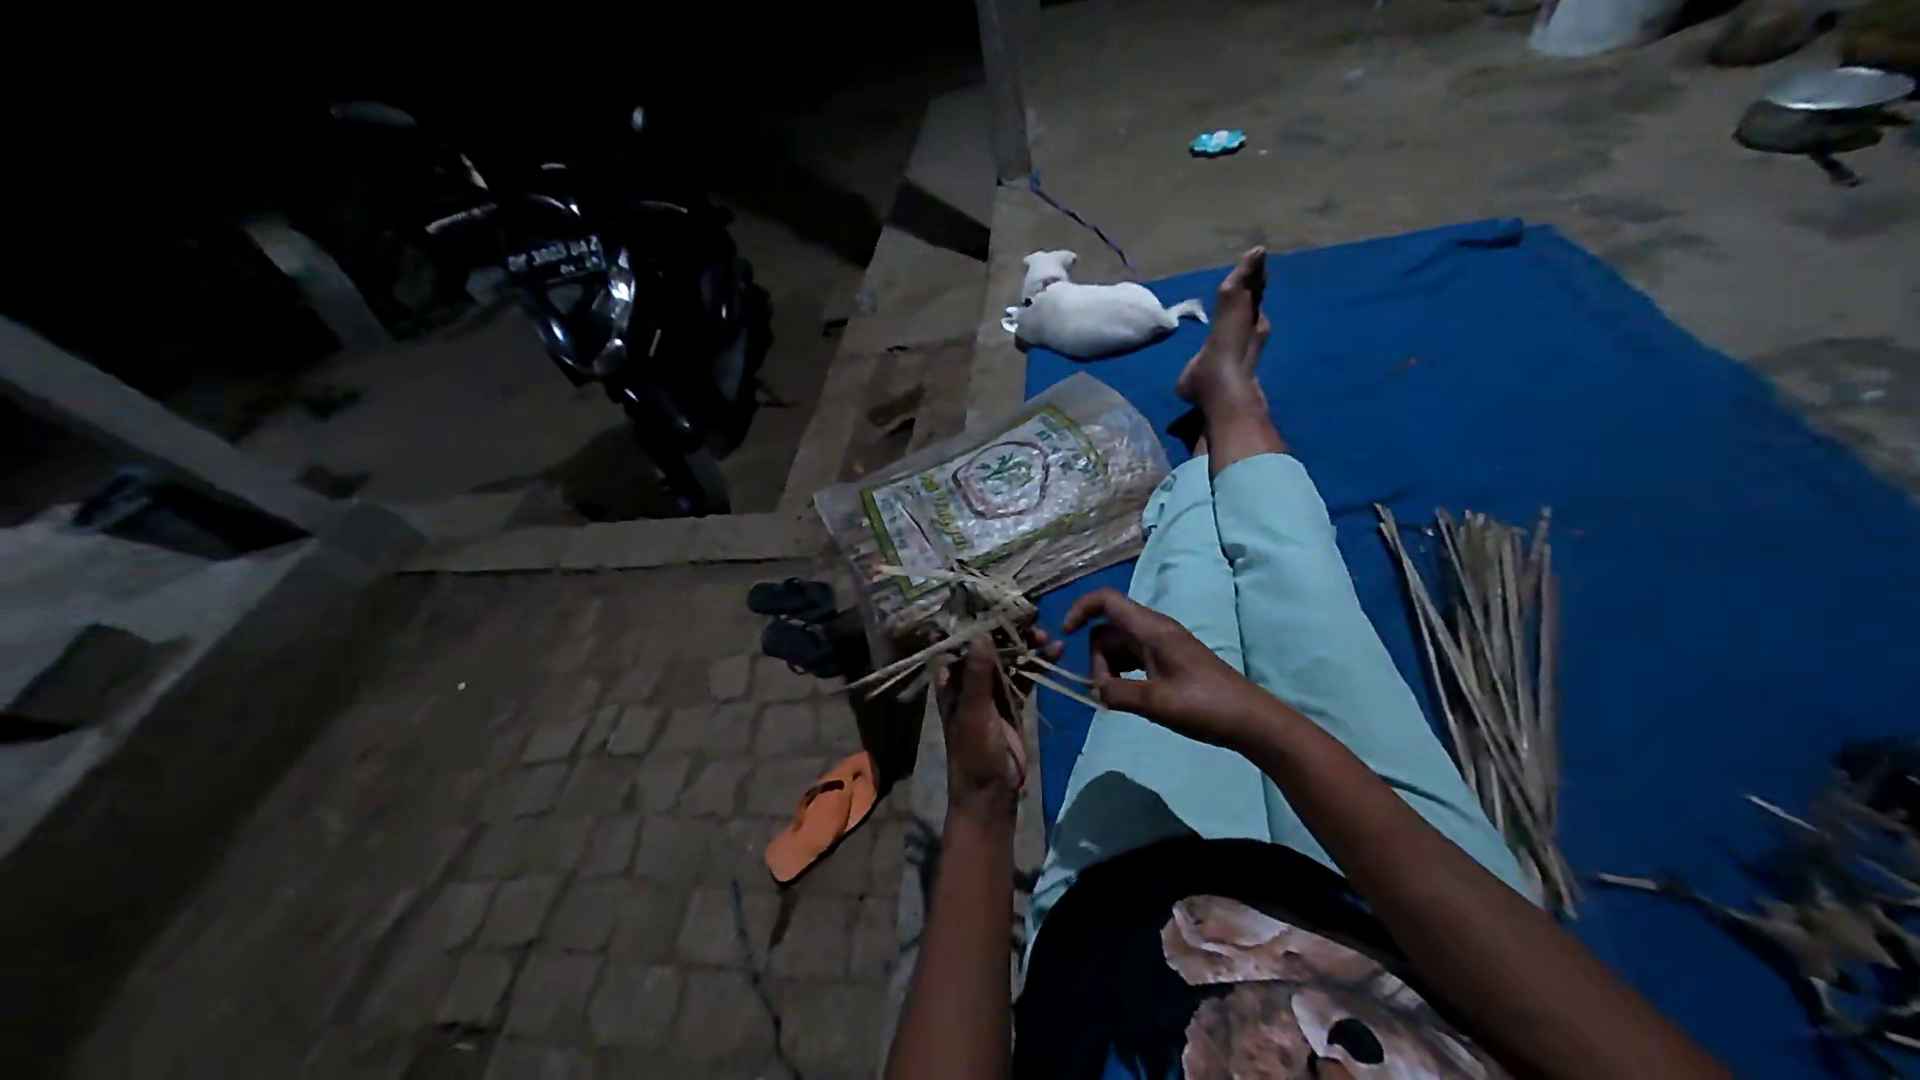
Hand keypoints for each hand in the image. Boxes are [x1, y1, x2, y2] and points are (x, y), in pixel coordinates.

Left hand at [932, 631, 1055, 815]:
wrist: (991, 793)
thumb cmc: (974, 753)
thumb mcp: (975, 712)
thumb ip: (978, 673)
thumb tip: (981, 633)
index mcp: (952, 681)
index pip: (963, 643)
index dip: (980, 623)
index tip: (1002, 604)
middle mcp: (970, 681)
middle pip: (990, 647)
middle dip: (1009, 633)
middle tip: (1031, 619)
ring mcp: (993, 691)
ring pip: (1010, 660)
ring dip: (1026, 647)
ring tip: (1045, 635)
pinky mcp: (1013, 702)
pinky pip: (1026, 677)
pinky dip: (1038, 665)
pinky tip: (1055, 652)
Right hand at [1061, 588, 1281, 749]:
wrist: (1249, 720)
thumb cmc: (1204, 706)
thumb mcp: (1154, 702)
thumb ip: (1116, 693)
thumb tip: (1094, 691)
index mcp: (1151, 629)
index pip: (1106, 600)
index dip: (1080, 610)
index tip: (1065, 635)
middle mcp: (1154, 630)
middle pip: (1107, 629)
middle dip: (1096, 657)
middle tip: (1106, 692)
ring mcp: (1162, 645)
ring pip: (1118, 646)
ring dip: (1109, 668)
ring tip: (1118, 698)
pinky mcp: (1168, 661)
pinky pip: (1132, 658)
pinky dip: (1122, 673)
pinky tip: (1128, 696)